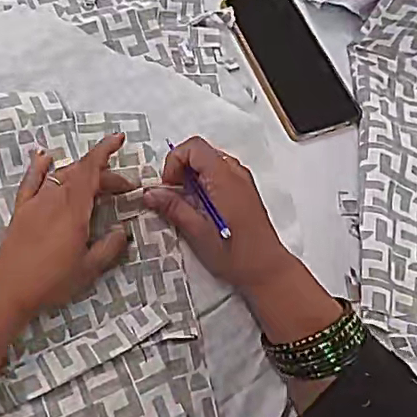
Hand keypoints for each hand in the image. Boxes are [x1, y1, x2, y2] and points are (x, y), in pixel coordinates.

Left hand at [0, 132, 136, 322]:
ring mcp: (35, 202)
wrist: (8, 289)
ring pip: (61, 175)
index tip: (119, 139)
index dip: (106, 151)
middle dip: (105, 173)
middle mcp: (54, 198)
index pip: (92, 170)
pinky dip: (40, 167)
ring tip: (97, 181)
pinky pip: (32, 181)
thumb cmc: (51, 280)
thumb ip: (109, 247)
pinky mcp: (22, 210)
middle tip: (124, 188)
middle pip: (81, 173)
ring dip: (81, 172)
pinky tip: (45, 158)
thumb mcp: (89, 268)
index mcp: (74, 209)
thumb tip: (122, 231)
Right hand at [142, 137, 337, 341]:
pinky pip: (219, 176)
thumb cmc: (236, 253)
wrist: (266, 269)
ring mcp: (242, 181)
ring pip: (209, 164)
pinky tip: (202, 211)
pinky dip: (204, 185)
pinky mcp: (243, 192)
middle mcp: (235, 173)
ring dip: (192, 179)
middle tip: (174, 197)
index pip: (193, 147)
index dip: (174, 162)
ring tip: (188, 206)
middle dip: (181, 170)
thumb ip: (172, 207)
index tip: (168, 186)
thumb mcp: (196, 231)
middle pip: (200, 153)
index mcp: (224, 177)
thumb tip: (151, 193)